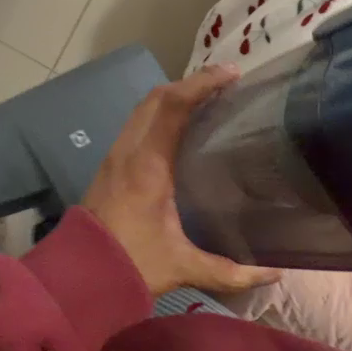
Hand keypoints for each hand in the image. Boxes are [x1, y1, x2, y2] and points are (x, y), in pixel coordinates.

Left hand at [80, 64, 283, 296]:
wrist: (77, 276)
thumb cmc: (131, 265)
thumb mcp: (183, 267)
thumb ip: (230, 270)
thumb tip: (274, 272)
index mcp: (148, 163)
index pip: (174, 105)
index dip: (203, 83)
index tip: (232, 74)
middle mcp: (129, 149)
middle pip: (158, 96)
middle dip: (192, 83)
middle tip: (226, 84)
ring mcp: (115, 154)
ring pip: (144, 107)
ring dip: (174, 96)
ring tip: (206, 100)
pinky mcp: (110, 164)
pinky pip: (137, 123)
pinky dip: (160, 112)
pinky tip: (179, 127)